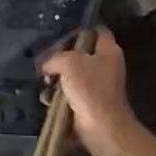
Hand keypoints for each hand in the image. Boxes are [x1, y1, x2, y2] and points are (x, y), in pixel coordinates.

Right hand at [40, 27, 136, 145]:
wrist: (101, 126)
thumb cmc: (89, 88)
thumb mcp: (69, 63)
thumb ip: (55, 58)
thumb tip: (47, 67)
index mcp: (109, 51)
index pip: (98, 31)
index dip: (81, 30)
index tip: (62, 34)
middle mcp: (106, 66)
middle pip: (81, 54)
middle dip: (62, 58)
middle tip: (47, 62)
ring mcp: (98, 85)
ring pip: (73, 75)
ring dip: (57, 79)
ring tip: (46, 82)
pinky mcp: (89, 103)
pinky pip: (70, 94)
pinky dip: (59, 96)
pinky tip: (48, 99)